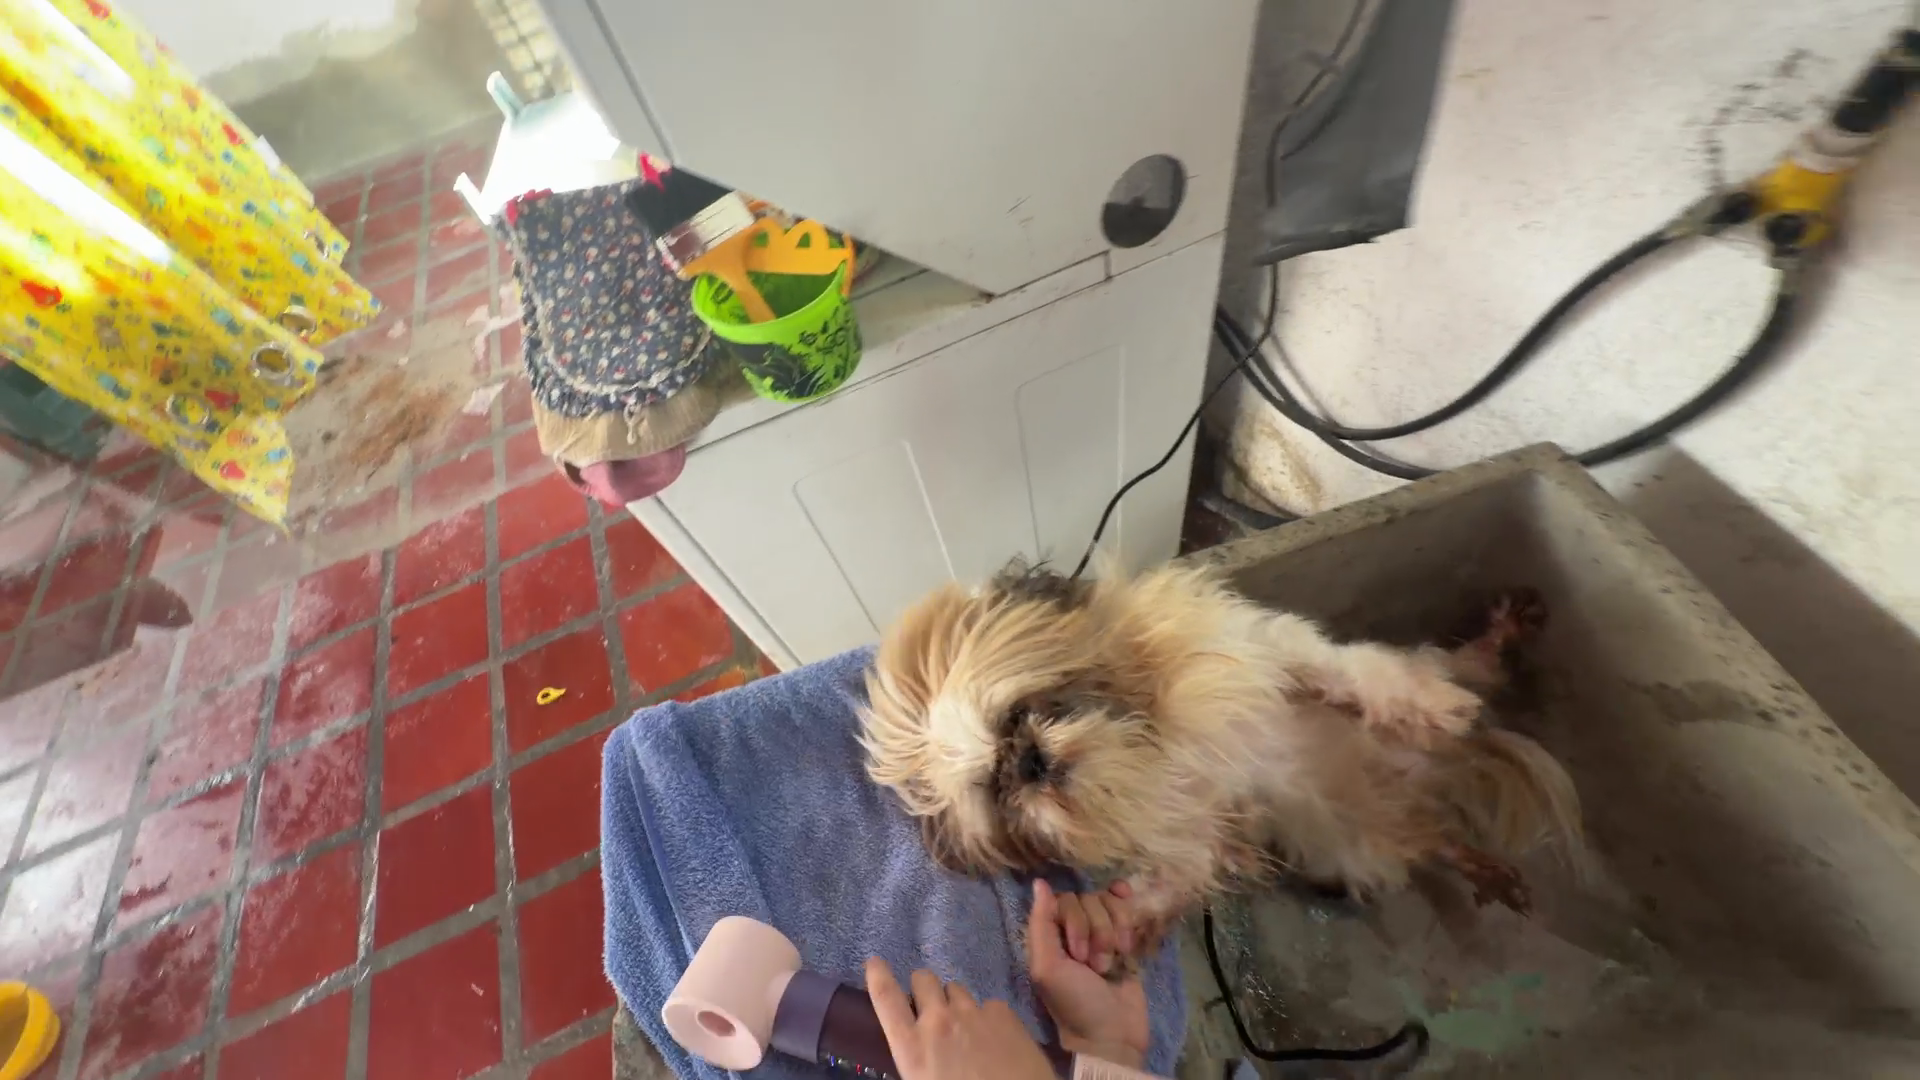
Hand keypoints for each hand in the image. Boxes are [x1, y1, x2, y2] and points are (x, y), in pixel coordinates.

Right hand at [865, 959, 1056, 1079]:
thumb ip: (916, 1061)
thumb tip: (916, 1051)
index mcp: (913, 1048)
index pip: (886, 999)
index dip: (878, 976)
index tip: (875, 962)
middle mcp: (939, 1021)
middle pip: (923, 979)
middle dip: (924, 989)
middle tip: (931, 1010)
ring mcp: (972, 1012)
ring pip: (955, 989)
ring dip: (954, 1003)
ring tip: (966, 1030)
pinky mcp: (1002, 1011)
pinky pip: (986, 1004)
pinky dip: (986, 1017)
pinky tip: (995, 1040)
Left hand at [1026, 880, 1152, 1068]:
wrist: (1114, 1035)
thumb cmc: (1074, 1004)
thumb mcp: (1047, 968)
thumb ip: (1041, 923)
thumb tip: (1039, 882)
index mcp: (1052, 934)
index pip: (1063, 899)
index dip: (1074, 921)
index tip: (1078, 954)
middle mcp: (1075, 928)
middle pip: (1087, 898)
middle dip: (1095, 932)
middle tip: (1095, 965)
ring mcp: (1101, 931)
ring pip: (1107, 902)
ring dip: (1111, 933)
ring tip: (1111, 962)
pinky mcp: (1124, 937)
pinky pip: (1125, 908)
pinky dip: (1126, 913)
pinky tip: (1128, 914)